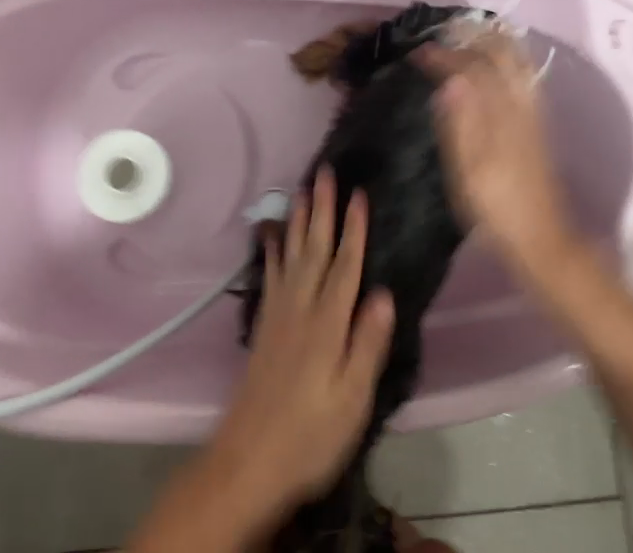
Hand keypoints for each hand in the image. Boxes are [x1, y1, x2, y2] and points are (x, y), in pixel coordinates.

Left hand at [207, 169, 396, 517]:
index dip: (354, 229)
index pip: (346, 266)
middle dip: (322, 210)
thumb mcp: (352, 399)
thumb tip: (384, 293)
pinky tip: (271, 234)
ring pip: (291, 255)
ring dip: (299, 221)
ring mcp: (279, 316)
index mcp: (328, 324)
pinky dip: (271, 250)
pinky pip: (270, 275)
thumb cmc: (311, 435)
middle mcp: (301, 309)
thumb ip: (367, 344)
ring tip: (302, 189)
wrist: (249, 461)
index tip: (359, 193)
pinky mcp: (265, 327)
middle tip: (325, 171)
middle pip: (315, 250)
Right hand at [418, 34, 574, 265]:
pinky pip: (522, 78)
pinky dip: (505, 62)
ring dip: (491, 45)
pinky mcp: (536, 126)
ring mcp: (532, 114)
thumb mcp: (469, 170)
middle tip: (443, 36)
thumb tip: (449, 80)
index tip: (417, 51)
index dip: (444, 56)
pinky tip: (493, 70)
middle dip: (472, 39)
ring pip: (516, 64)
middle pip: (502, 55)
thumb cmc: (497, 208)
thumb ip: (460, 122)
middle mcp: (520, 105)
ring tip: (466, 40)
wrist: (542, 238)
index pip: (472, 68)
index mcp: (501, 114)